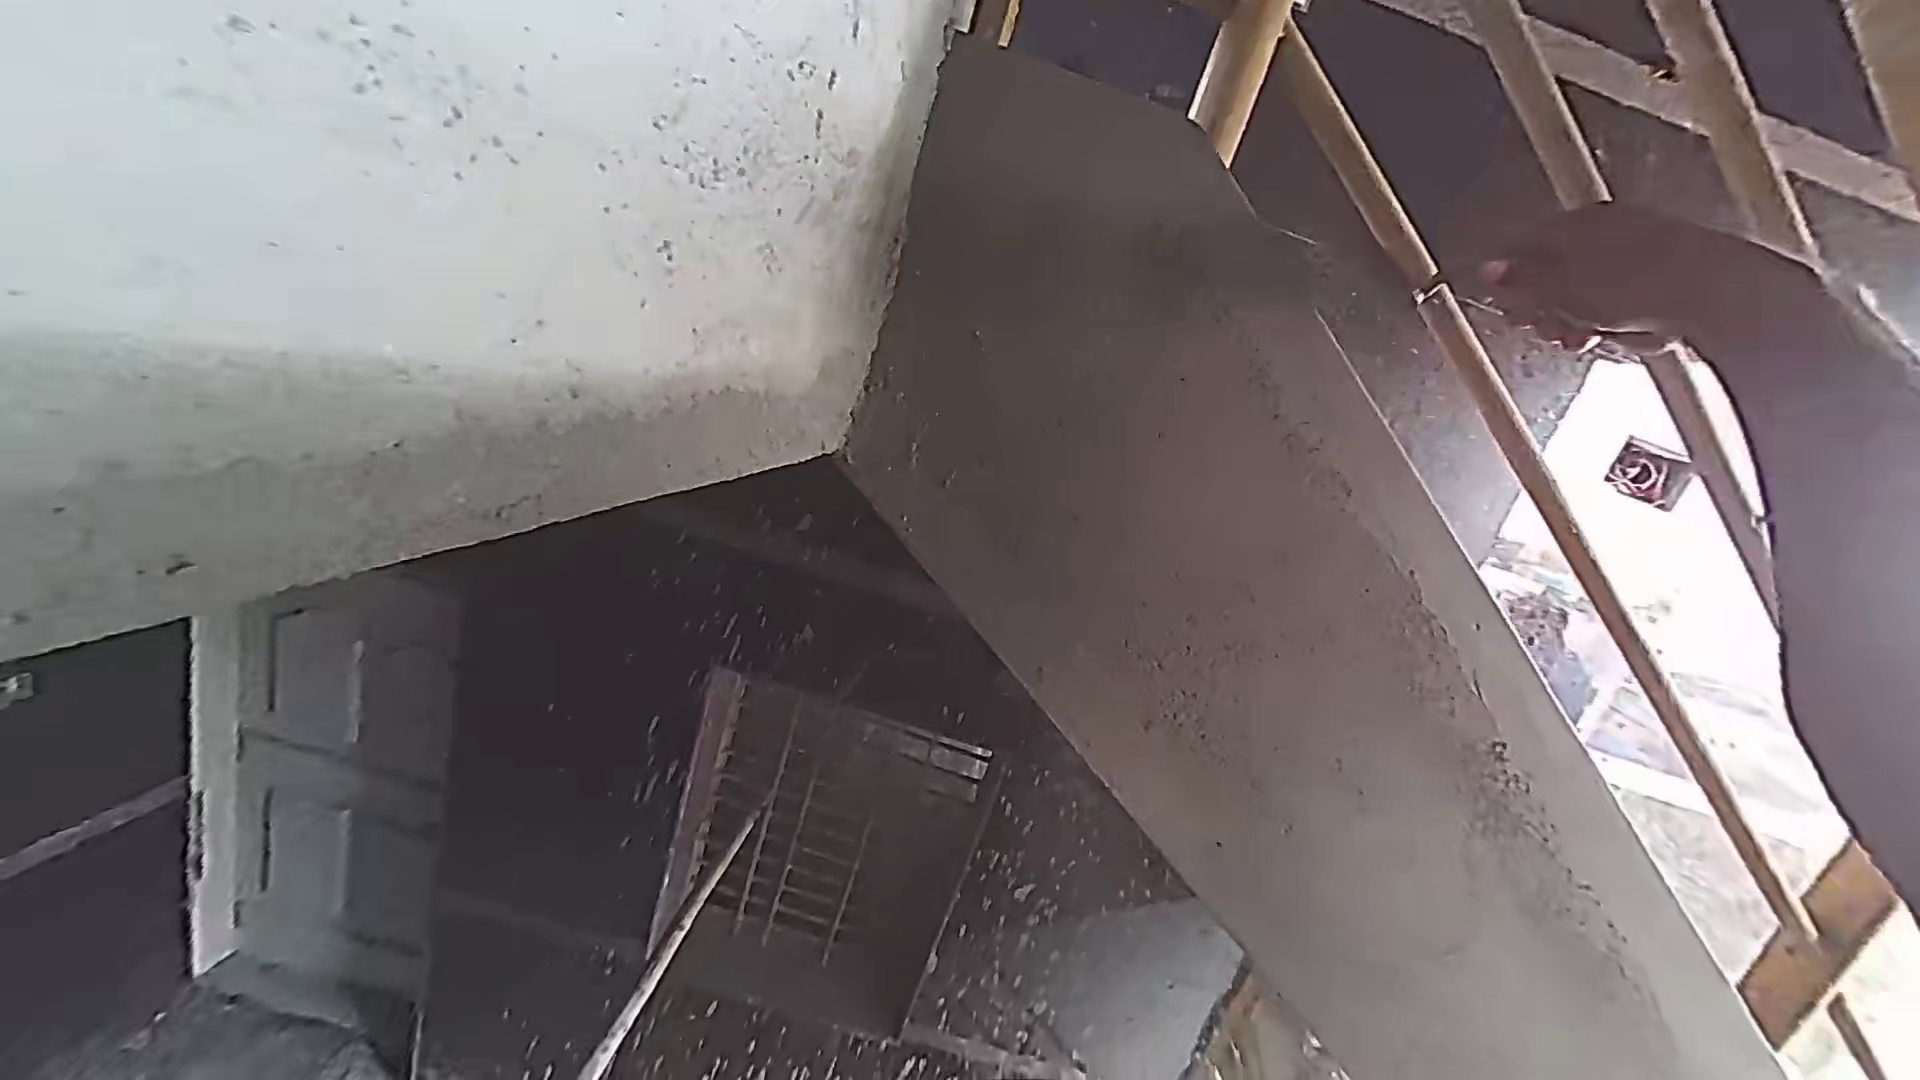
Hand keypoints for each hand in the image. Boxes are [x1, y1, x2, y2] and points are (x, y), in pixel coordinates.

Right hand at [1478, 203, 1795, 349]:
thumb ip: (1517, 279)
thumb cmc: (1629, 286)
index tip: (1505, 308)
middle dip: (1542, 307)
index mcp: (1577, 222)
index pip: (1521, 249)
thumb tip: (1485, 269)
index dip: (1507, 282)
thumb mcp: (1556, 287)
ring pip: (1580, 291)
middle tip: (1542, 328)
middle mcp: (1605, 228)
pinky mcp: (1659, 273)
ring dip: (1571, 319)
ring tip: (1578, 337)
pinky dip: (1603, 319)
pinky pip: (1612, 299)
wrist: (1717, 294)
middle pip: (1550, 272)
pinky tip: (1605, 334)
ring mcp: (1634, 249)